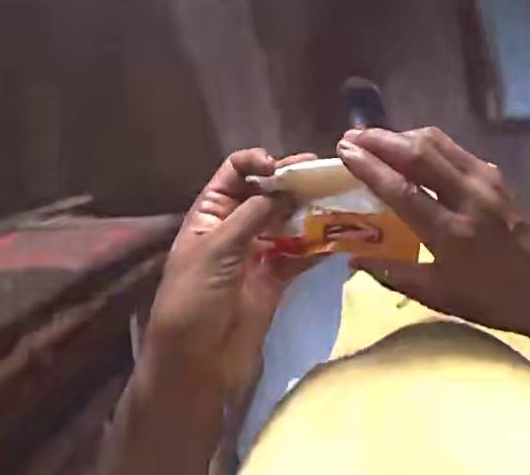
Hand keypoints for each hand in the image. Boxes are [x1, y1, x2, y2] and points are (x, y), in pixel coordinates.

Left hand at [146, 149, 314, 390]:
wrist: (193, 367)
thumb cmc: (193, 298)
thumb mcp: (216, 249)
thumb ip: (253, 215)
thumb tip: (286, 189)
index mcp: (212, 211)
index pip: (235, 170)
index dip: (256, 161)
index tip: (279, 167)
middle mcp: (236, 224)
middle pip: (267, 191)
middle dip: (291, 179)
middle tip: (321, 171)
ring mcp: (258, 250)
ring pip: (287, 218)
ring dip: (309, 207)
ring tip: (335, 196)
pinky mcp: (276, 276)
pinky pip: (299, 251)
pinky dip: (316, 242)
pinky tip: (336, 233)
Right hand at [336, 127, 529, 340]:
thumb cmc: (489, 297)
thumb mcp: (439, 295)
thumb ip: (393, 274)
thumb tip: (352, 258)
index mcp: (451, 233)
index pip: (402, 190)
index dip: (370, 167)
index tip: (344, 151)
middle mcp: (467, 197)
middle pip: (417, 153)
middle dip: (380, 139)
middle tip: (351, 136)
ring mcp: (483, 178)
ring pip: (435, 141)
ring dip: (399, 134)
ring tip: (372, 137)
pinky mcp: (492, 171)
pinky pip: (450, 146)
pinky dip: (422, 141)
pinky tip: (406, 145)